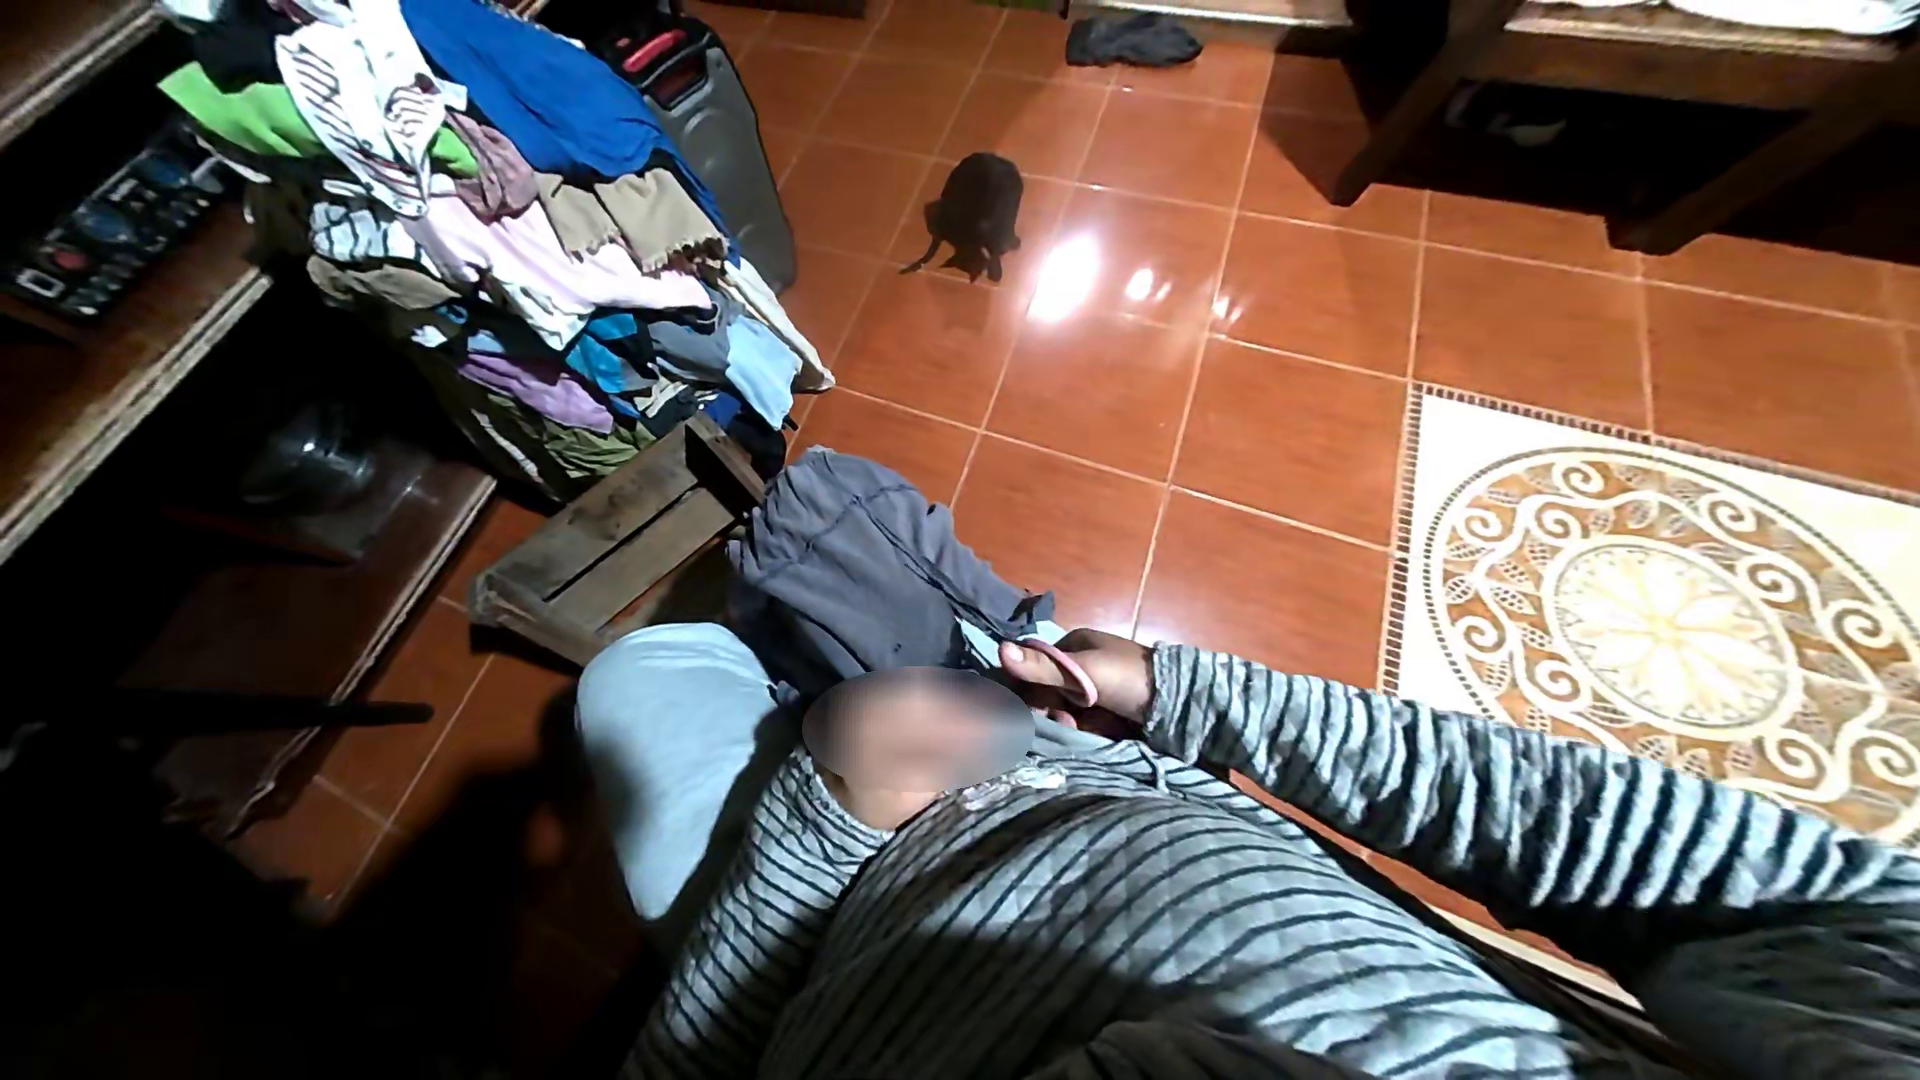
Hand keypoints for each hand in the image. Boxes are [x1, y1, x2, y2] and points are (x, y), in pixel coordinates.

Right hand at [999, 629, 1153, 733]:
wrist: (1180, 706)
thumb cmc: (1129, 677)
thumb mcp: (1084, 670)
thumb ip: (1042, 667)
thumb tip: (1000, 649)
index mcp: (1073, 647)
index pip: (1035, 668)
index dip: (1028, 690)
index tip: (1030, 710)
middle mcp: (1080, 668)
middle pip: (1047, 693)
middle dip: (1049, 711)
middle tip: (1064, 722)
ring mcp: (1094, 693)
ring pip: (1061, 712)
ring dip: (1063, 725)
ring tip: (1077, 731)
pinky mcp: (1105, 715)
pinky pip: (1079, 725)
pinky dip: (1078, 733)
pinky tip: (1084, 737)